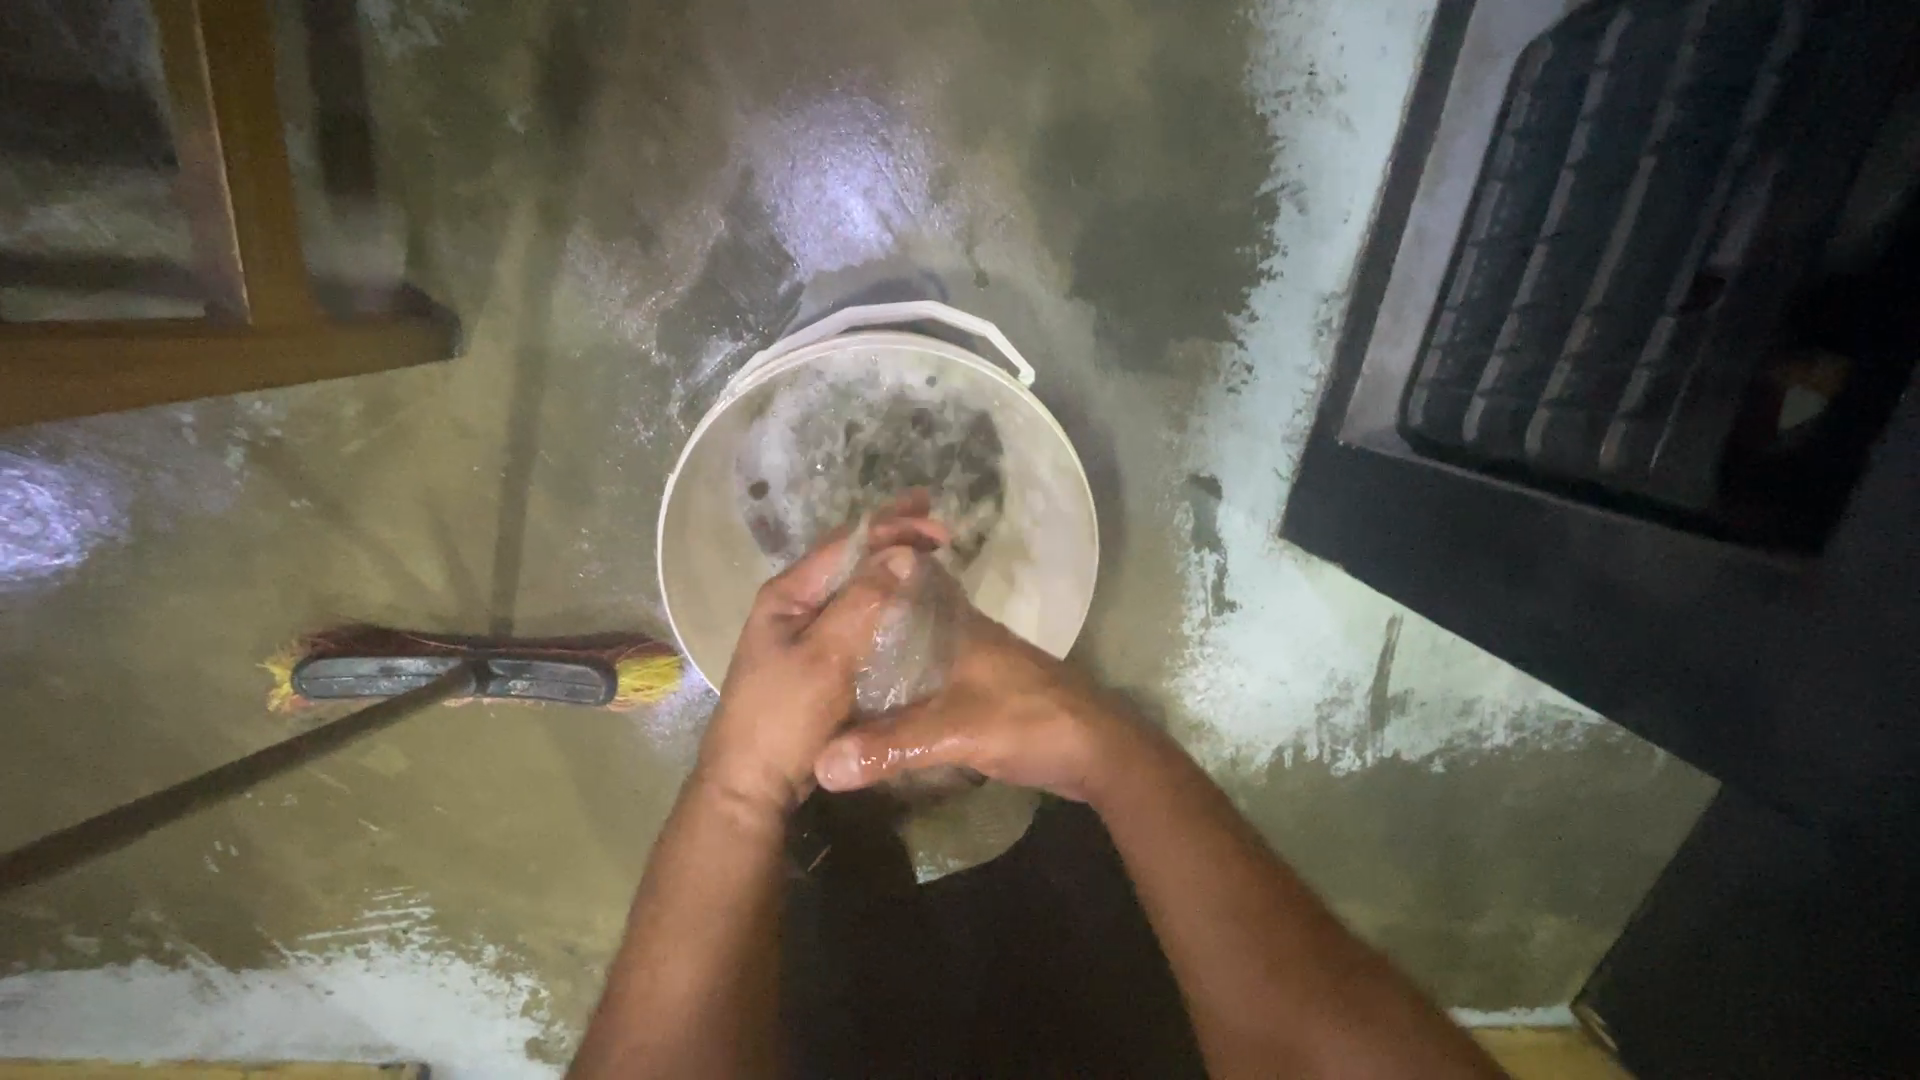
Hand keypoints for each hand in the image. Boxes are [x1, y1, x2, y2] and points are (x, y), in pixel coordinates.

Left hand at [696, 497, 947, 817]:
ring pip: (853, 585)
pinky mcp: (818, 658)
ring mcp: (804, 632)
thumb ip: (863, 603)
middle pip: (848, 558)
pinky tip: (908, 600)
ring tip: (926, 549)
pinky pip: (856, 615)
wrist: (752, 783)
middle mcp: (794, 604)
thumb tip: (902, 552)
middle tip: (935, 520)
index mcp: (788, 594)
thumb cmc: (783, 718)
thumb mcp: (825, 658)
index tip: (935, 523)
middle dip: (891, 534)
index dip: (891, 526)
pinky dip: (884, 598)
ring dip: (889, 564)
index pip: (845, 544)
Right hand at [811, 590, 1158, 804]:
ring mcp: (980, 663)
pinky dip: (908, 687)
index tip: (820, 589)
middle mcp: (967, 635)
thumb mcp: (957, 732)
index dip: (869, 577)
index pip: (908, 580)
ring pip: (921, 649)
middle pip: (907, 617)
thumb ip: (892, 746)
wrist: (1101, 753)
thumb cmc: (1032, 722)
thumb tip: (821, 765)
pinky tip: (884, 706)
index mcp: (959, 624)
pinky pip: (934, 678)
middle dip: (867, 624)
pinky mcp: (988, 692)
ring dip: (887, 658)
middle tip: (816, 640)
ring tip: (837, 674)